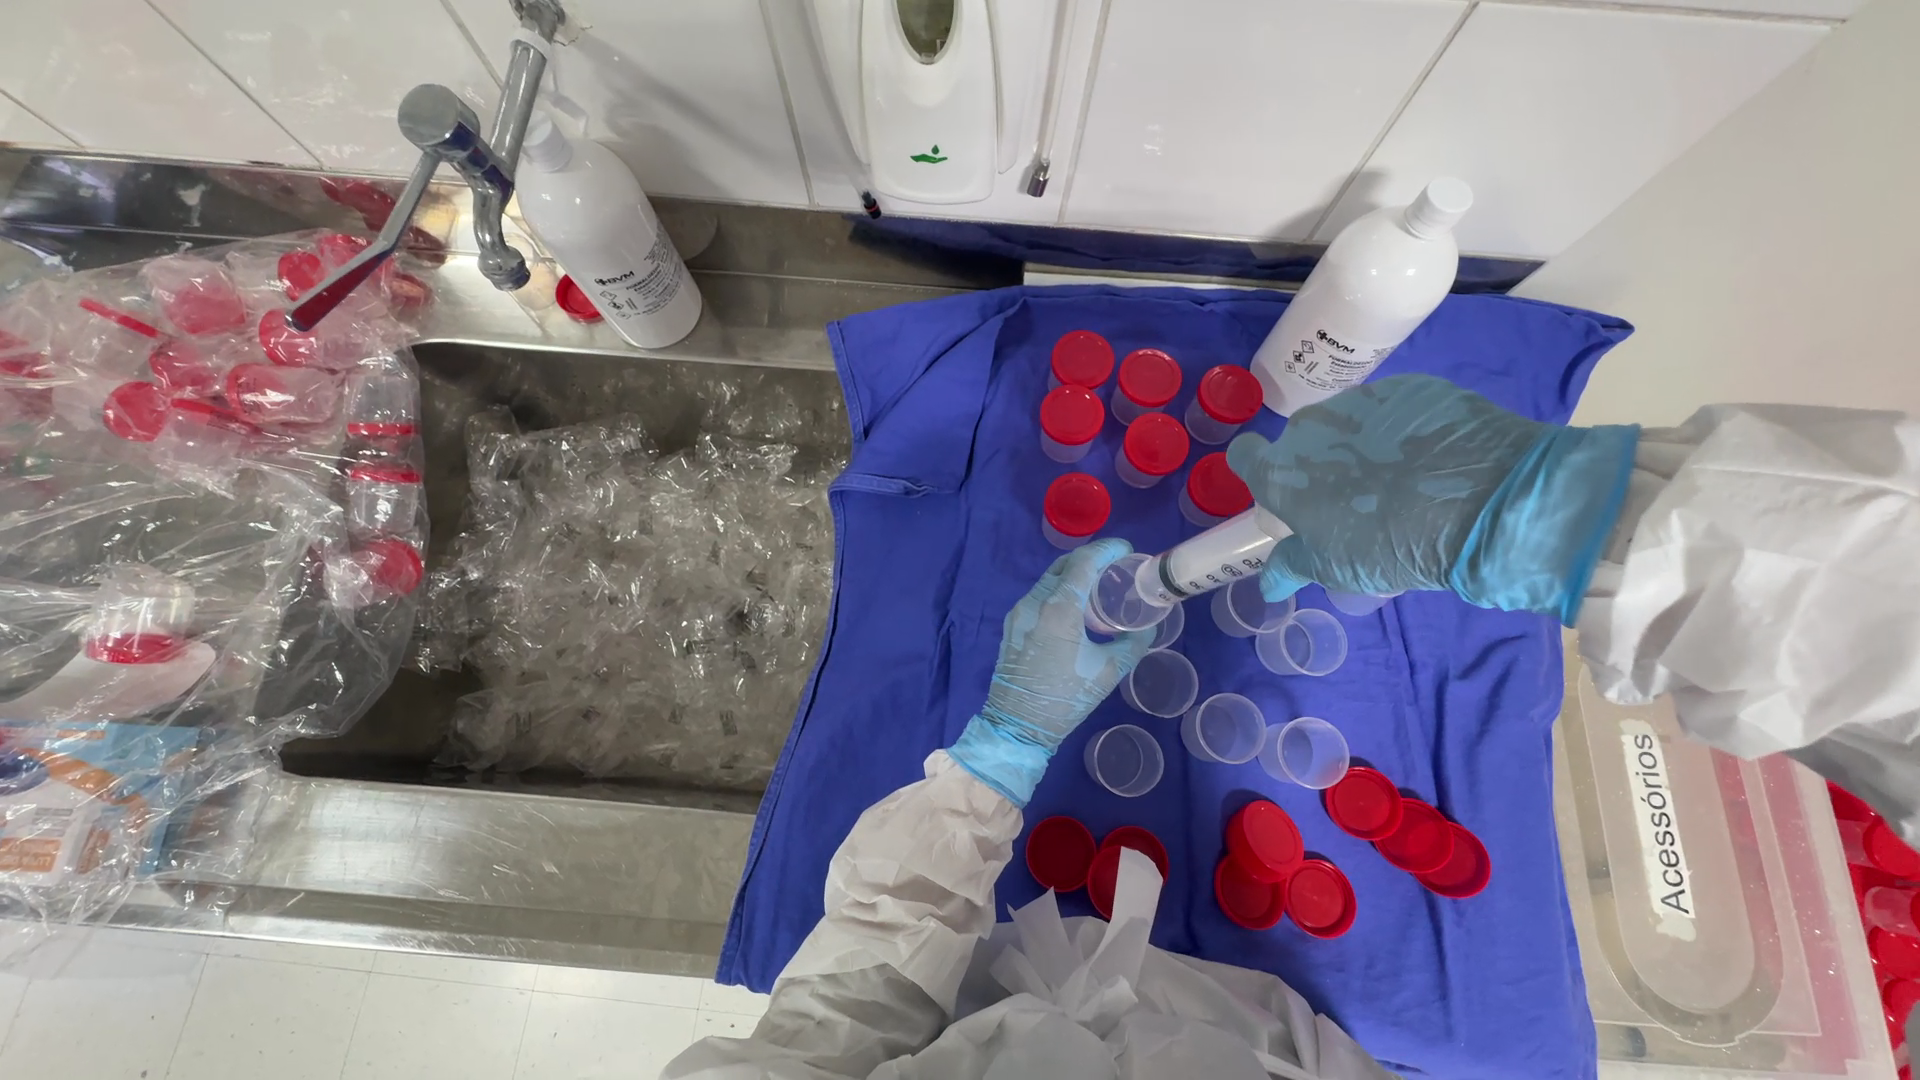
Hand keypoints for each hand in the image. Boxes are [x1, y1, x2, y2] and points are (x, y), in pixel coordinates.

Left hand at [950, 538, 1154, 804]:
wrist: (1017, 726)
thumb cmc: (1065, 699)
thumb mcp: (1109, 672)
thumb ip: (1133, 643)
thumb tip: (1148, 625)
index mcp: (1058, 608)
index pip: (1084, 562)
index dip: (1107, 550)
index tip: (1127, 550)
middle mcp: (1034, 602)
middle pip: (1064, 564)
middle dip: (1091, 558)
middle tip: (1116, 566)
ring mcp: (1019, 611)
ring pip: (1049, 578)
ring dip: (1075, 574)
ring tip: (1100, 585)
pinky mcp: (1012, 623)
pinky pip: (1039, 594)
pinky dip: (1060, 590)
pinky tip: (1077, 605)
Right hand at [1227, 374, 1637, 623]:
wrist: (1492, 504)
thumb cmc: (1394, 544)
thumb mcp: (1336, 568)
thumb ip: (1292, 566)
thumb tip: (1268, 582)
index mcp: (1281, 472)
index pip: (1243, 455)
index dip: (1257, 470)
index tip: (1282, 491)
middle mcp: (1310, 426)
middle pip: (1299, 440)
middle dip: (1316, 463)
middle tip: (1352, 496)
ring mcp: (1362, 400)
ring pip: (1346, 422)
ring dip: (1358, 444)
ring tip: (1400, 476)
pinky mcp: (1413, 387)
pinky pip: (1393, 409)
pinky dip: (1402, 429)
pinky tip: (1433, 456)